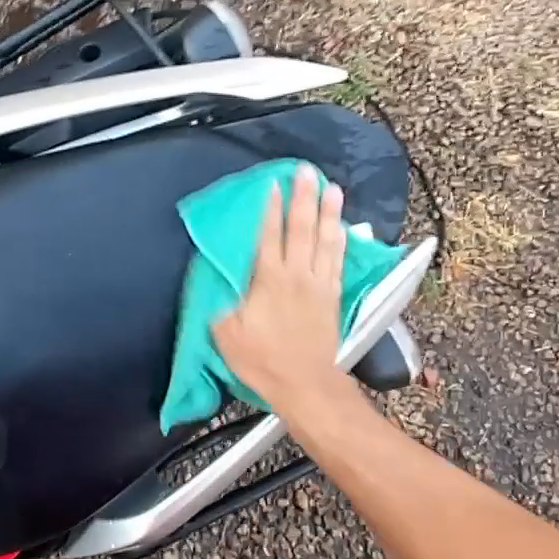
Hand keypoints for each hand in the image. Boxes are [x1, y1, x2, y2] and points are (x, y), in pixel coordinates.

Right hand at [211, 166, 359, 412]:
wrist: (305, 386)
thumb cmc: (261, 360)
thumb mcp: (226, 331)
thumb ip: (220, 299)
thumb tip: (215, 275)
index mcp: (269, 280)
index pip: (269, 235)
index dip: (270, 208)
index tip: (273, 183)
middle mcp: (297, 275)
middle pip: (302, 229)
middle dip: (303, 198)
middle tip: (307, 171)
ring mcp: (319, 284)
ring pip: (326, 240)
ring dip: (328, 212)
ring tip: (332, 188)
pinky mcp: (332, 297)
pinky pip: (338, 261)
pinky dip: (341, 240)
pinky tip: (343, 227)